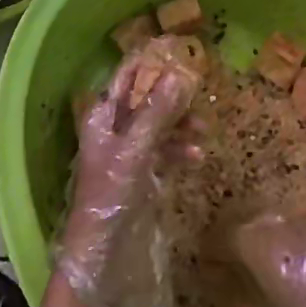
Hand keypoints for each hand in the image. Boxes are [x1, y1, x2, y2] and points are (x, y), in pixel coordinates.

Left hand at [58, 42, 199, 292]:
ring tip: (203, 130)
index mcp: (102, 116)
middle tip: (201, 91)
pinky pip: (164, 151)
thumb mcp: (134, 151)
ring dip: (180, 124)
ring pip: (159, 125)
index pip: (126, 77)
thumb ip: (157, 113)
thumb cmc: (111, 195)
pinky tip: (196, 157)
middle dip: (173, 95)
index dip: (150, 62)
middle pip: (146, 99)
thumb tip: (179, 74)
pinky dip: (180, 150)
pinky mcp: (142, 173)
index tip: (180, 51)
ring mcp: (128, 151)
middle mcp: (114, 128)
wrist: (103, 255)